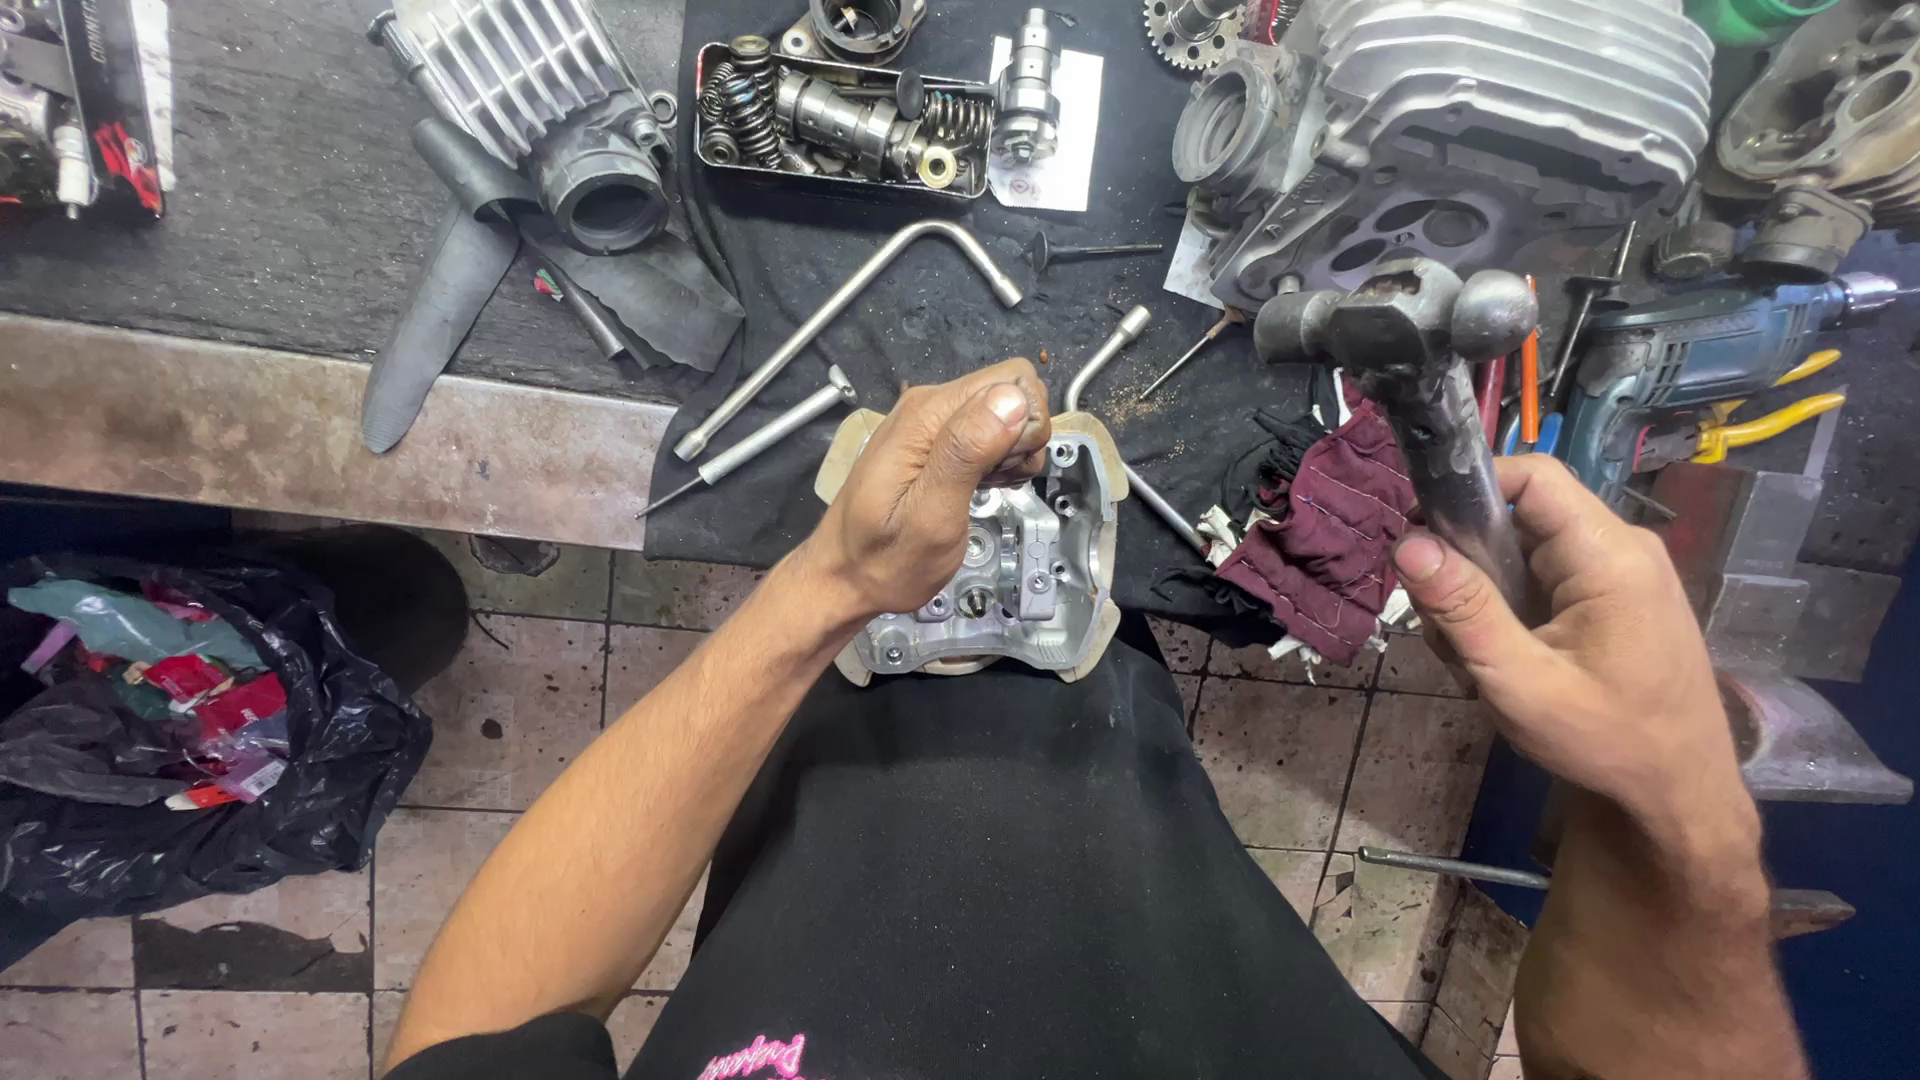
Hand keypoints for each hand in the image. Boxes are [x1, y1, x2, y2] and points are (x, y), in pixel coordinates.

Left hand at [798, 358, 1051, 619]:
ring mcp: (933, 422)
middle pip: (1013, 392)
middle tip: (993, 482)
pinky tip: (979, 487)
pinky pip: (991, 433)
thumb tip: (1012, 399)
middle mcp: (929, 406)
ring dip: (1012, 453)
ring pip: (1007, 414)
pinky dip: (998, 461)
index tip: (1002, 470)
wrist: (847, 577)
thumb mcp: (931, 516)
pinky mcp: (938, 441)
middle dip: (1022, 439)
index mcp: (927, 415)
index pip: (1012, 381)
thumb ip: (967, 453)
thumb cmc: (885, 559)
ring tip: (983, 489)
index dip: (1024, 426)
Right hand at [1390, 455, 1754, 844]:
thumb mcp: (1516, 679)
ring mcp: (1610, 573)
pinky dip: (1496, 610)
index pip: (1531, 475)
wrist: (1674, 795)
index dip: (1467, 486)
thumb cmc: (1604, 740)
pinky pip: (1527, 577)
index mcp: (1608, 557)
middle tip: (1442, 625)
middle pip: (1510, 517)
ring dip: (1473, 596)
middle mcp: (1616, 549)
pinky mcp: (1599, 596)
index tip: (1416, 534)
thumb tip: (1405, 541)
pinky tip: (1495, 659)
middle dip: (1460, 564)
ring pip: (1511, 551)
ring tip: (1472, 657)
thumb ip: (1461, 608)